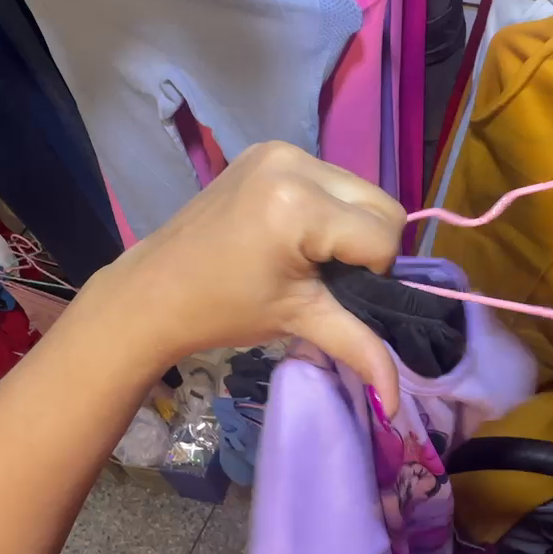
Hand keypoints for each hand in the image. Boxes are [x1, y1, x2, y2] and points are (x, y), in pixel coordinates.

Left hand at [75, 142, 406, 404]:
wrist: (154, 290)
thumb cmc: (224, 310)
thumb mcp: (298, 321)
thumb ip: (359, 348)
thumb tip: (398, 404)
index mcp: (300, 206)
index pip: (383, 236)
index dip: (372, 274)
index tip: (331, 292)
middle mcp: (295, 164)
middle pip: (382, 205)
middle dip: (368, 246)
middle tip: (327, 275)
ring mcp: (280, 150)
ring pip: (360, 189)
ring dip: (350, 226)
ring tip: (310, 255)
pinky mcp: (269, 149)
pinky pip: (329, 178)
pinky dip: (328, 207)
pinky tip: (295, 232)